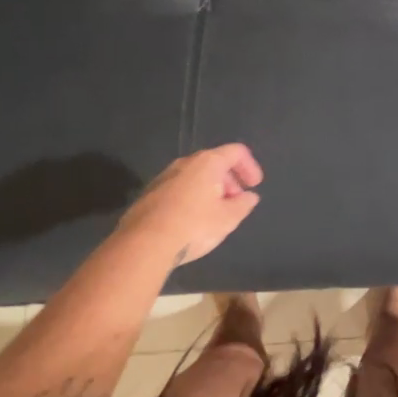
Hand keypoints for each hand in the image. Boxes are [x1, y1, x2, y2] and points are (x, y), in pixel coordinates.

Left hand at [118, 144, 263, 266]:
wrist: (143, 244)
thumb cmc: (194, 226)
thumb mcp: (228, 218)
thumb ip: (243, 204)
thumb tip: (249, 197)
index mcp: (207, 163)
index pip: (236, 152)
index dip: (250, 166)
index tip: (254, 185)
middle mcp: (184, 163)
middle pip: (214, 163)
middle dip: (228, 181)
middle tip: (235, 202)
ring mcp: (163, 178)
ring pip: (194, 177)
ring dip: (209, 190)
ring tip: (214, 214)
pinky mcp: (148, 195)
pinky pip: (177, 189)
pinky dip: (190, 198)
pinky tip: (190, 222)